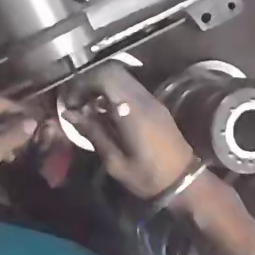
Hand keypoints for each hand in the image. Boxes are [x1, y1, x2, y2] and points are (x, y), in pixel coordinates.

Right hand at [63, 64, 199, 200]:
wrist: (185, 182)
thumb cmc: (148, 177)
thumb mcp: (115, 162)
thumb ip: (93, 133)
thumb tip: (70, 113)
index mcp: (133, 112)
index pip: (105, 77)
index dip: (82, 83)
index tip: (71, 102)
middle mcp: (144, 99)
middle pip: (113, 71)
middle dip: (90, 82)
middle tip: (76, 103)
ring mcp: (153, 100)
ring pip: (122, 78)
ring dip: (102, 87)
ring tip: (88, 109)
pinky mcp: (156, 106)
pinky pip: (131, 89)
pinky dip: (114, 93)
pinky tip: (105, 113)